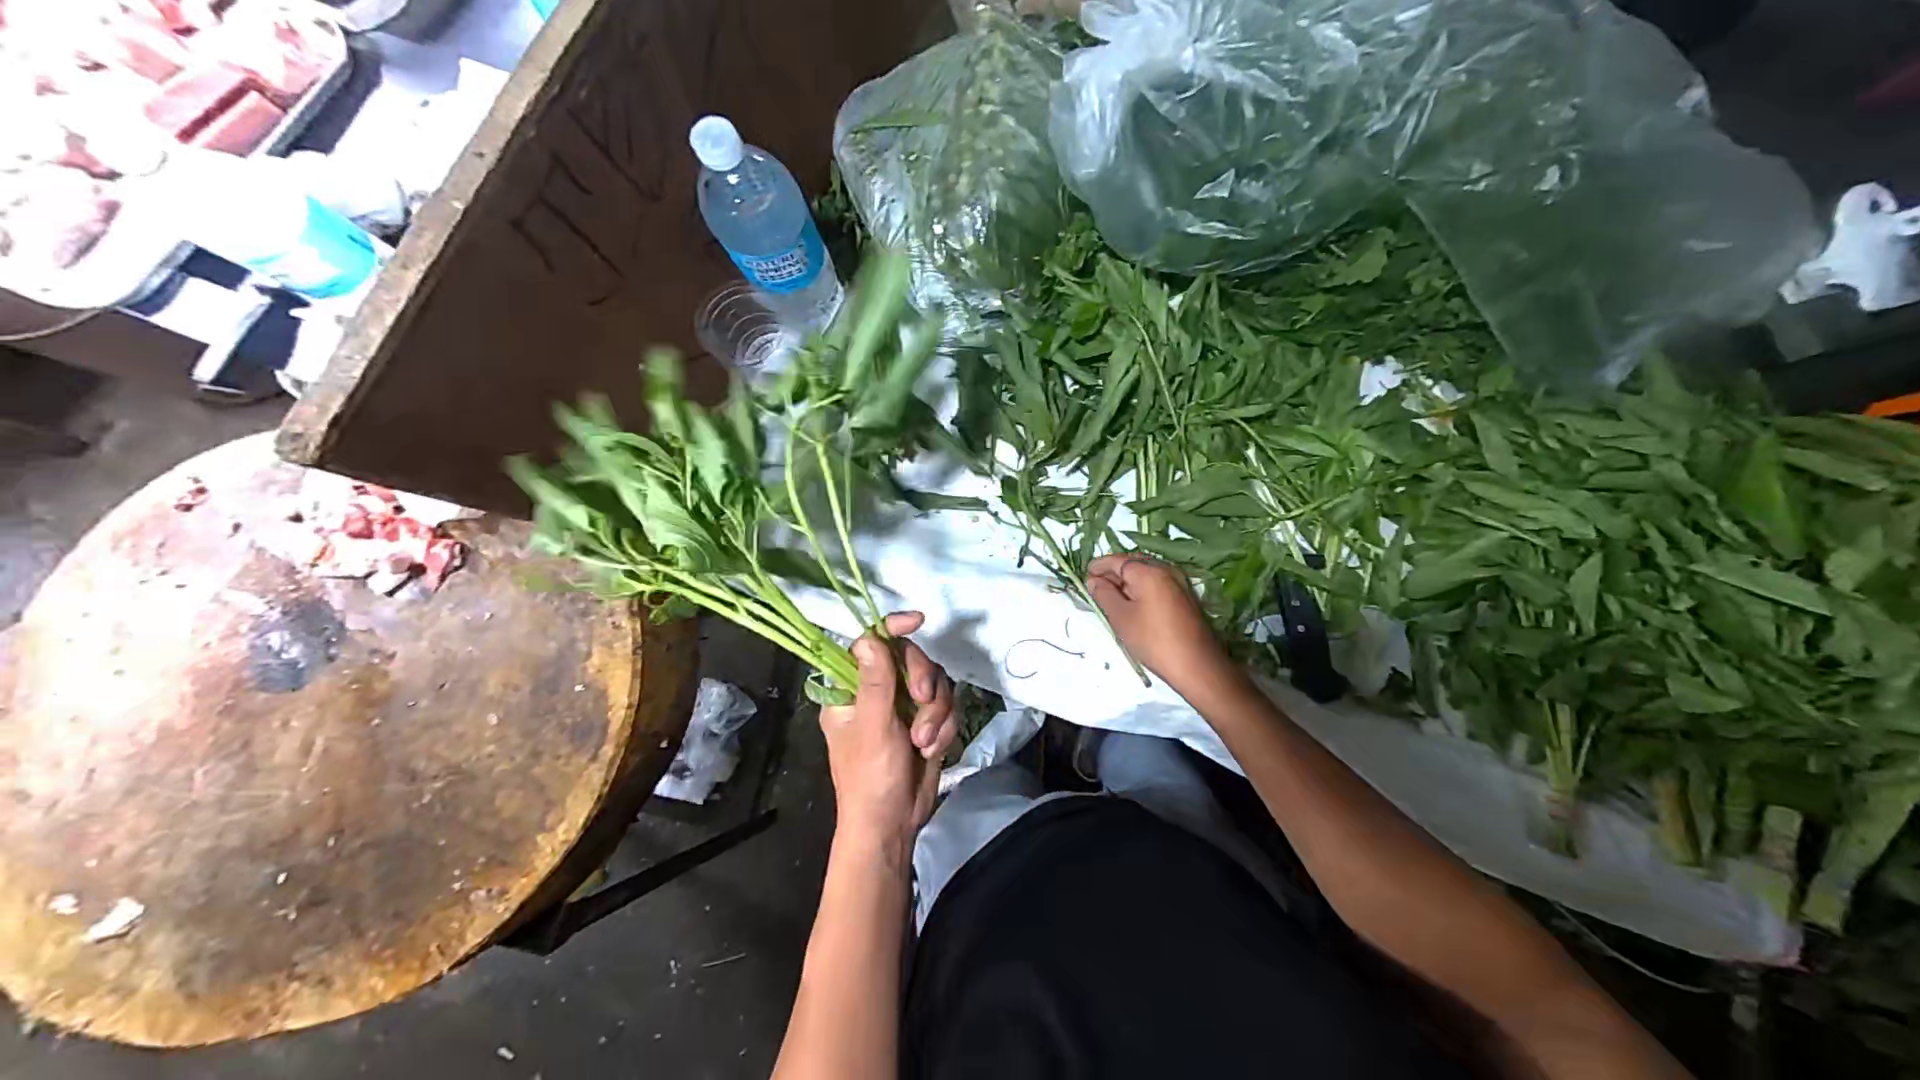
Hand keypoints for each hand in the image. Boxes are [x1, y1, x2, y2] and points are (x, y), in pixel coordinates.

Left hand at [819, 612, 957, 851]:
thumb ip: (875, 683)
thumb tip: (869, 638)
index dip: (891, 628)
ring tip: (925, 741)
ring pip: (933, 682)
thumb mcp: (873, 729)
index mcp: (849, 689)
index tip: (917, 622)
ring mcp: (902, 706)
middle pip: (910, 659)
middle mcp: (876, 692)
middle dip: (923, 681)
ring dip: (935, 711)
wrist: (893, 826)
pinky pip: (945, 705)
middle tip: (923, 702)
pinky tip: (933, 748)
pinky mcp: (925, 721)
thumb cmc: (870, 780)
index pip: (869, 643)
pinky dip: (944, 726)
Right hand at [1086, 554, 1237, 693]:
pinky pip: (1157, 584)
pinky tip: (1132, 603)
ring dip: (1127, 581)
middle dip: (1113, 572)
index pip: (1118, 560)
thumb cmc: (1154, 640)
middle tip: (1095, 586)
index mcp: (1149, 572)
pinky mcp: (1185, 597)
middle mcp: (1167, 571)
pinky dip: (1141, 588)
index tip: (1085, 575)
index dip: (1099, 566)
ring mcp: (1179, 583)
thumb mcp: (1121, 617)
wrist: (1198, 666)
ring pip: (1146, 574)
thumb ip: (1104, 594)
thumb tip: (1094, 580)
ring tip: (1111, 596)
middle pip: (1133, 564)